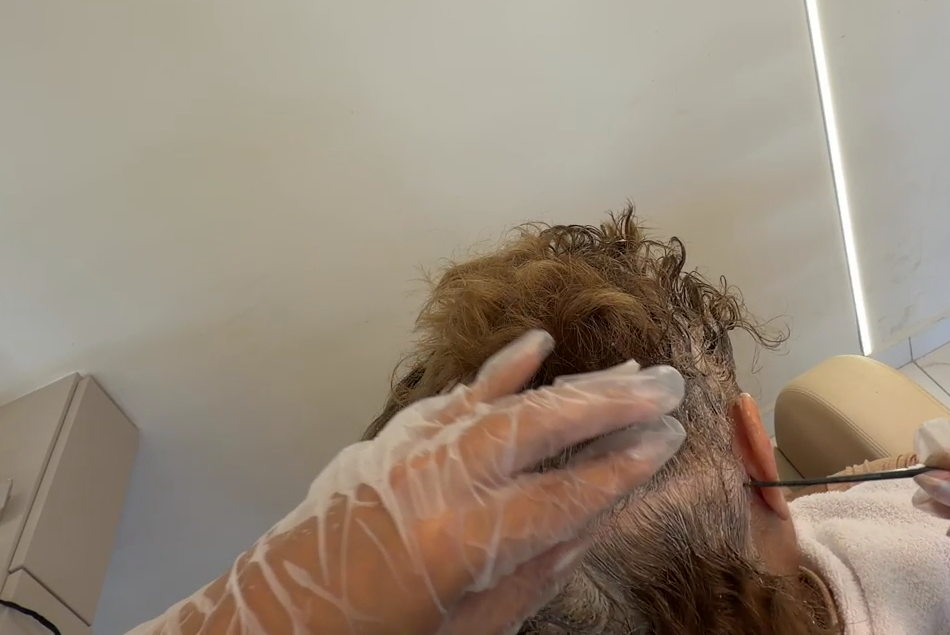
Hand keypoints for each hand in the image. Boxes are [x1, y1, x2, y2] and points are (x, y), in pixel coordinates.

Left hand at [134, 329, 686, 634]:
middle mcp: (444, 479)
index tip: (668, 442)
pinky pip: (463, 392)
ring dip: (575, 384)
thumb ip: (537, 571)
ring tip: (630, 371)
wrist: (280, 616)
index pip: (566, 496)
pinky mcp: (402, 433)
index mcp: (463, 541)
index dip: (622, 469)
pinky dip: (504, 367)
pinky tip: (540, 343)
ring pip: (514, 401)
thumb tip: (598, 516)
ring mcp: (419, 447)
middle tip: (667, 386)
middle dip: (613, 406)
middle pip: (546, 428)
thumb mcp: (469, 627)